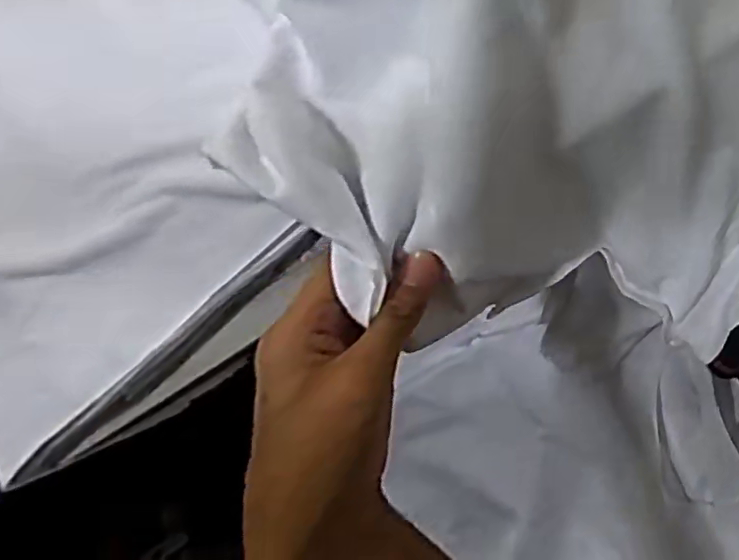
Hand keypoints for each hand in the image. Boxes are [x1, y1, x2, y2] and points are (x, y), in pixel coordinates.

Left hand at [245, 252, 447, 559]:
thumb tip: (426, 256)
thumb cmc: (326, 442)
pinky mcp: (349, 374)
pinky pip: (375, 329)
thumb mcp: (363, 373)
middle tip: (445, 236)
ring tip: (447, 263)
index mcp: (292, 331)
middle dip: (396, 263)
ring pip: (367, 306)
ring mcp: (327, 357)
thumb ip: (396, 313)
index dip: (376, 241)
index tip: (423, 216)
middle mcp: (305, 337)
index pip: (334, 266)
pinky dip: (402, 314)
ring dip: (402, 289)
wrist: (316, 521)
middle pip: (351, 284)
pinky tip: (433, 304)